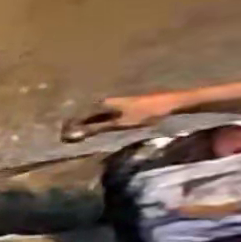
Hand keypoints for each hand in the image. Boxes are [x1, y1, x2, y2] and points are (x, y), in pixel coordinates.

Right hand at [62, 94, 176, 141]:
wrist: (177, 102)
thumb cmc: (147, 113)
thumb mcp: (120, 123)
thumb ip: (94, 129)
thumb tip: (69, 136)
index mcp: (99, 104)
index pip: (75, 117)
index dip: (67, 128)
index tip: (64, 139)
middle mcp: (104, 102)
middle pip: (83, 116)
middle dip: (75, 127)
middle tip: (72, 139)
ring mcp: (115, 103)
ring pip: (93, 116)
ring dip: (86, 125)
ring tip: (84, 135)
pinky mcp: (124, 106)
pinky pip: (103, 116)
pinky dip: (97, 123)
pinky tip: (100, 129)